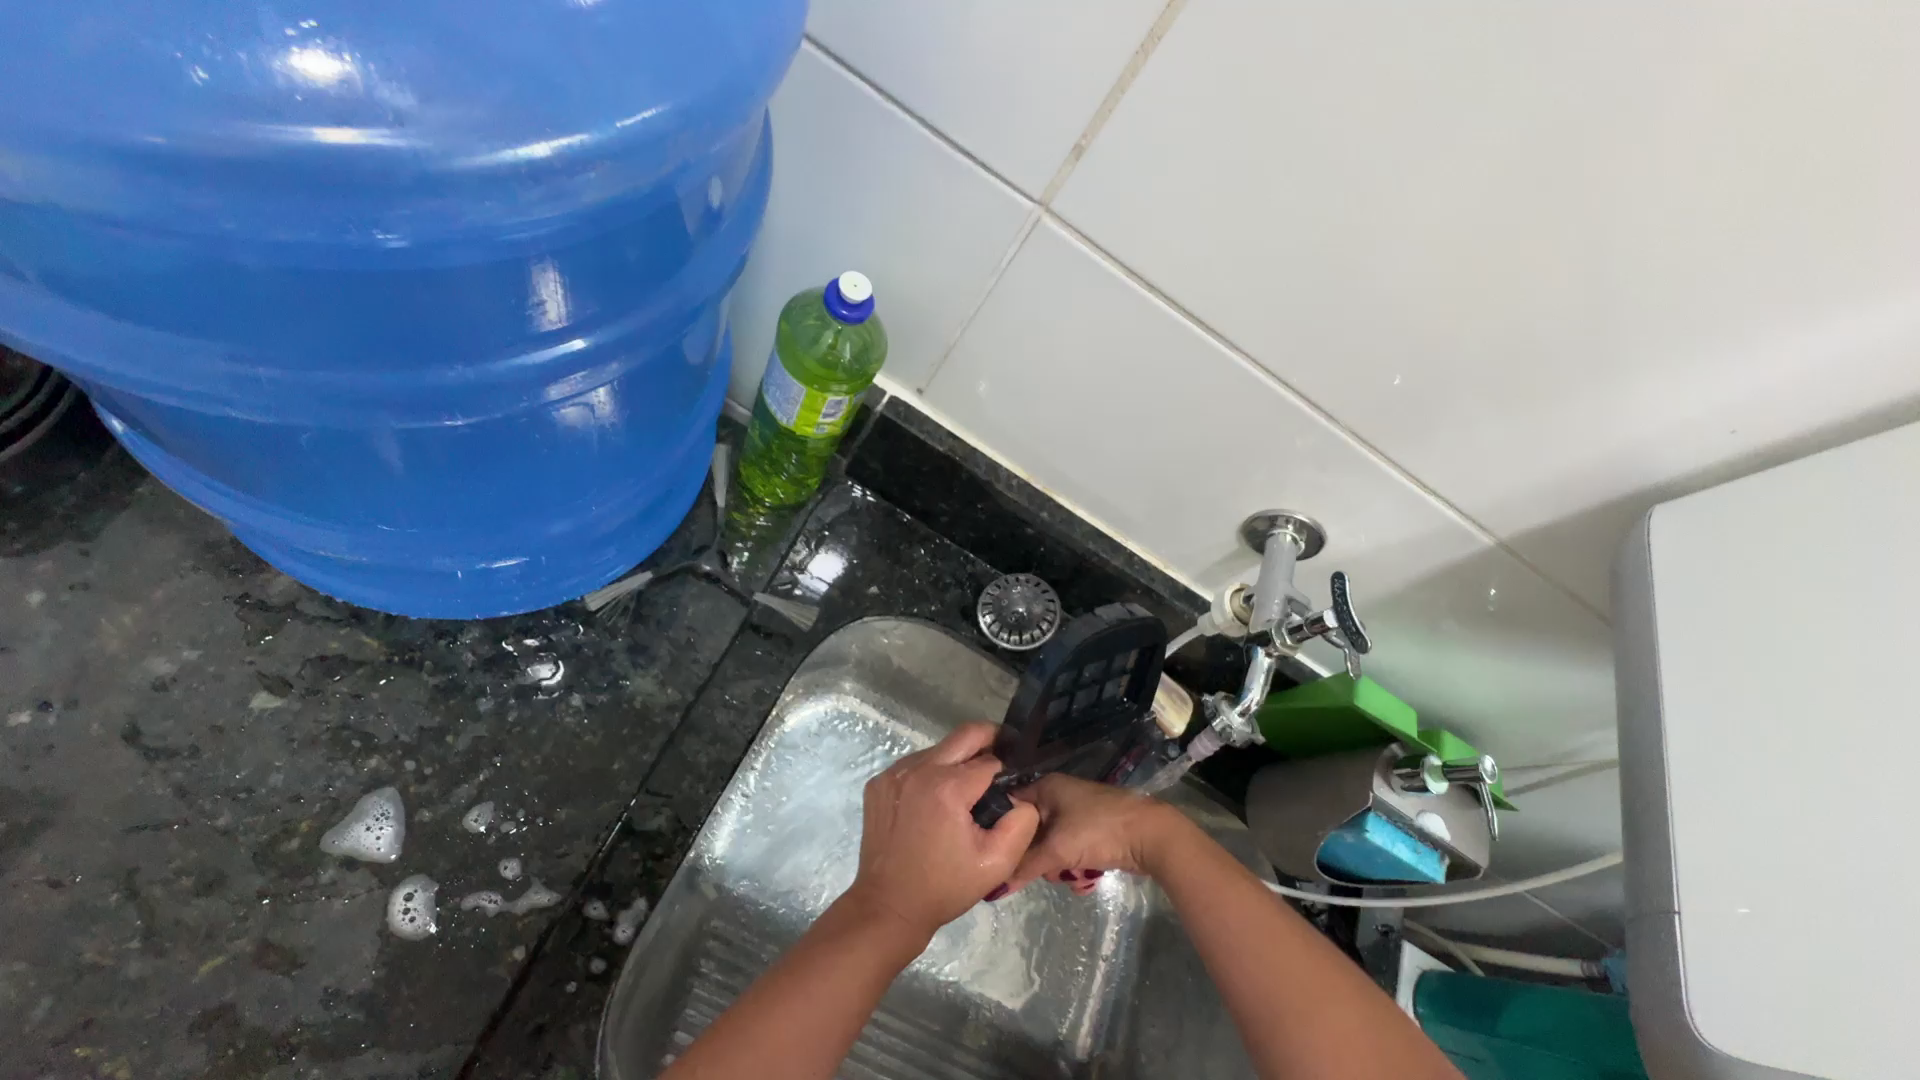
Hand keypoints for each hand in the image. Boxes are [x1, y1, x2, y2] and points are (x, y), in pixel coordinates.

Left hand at [846, 723, 1039, 940]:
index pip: (990, 760)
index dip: (1006, 772)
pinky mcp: (879, 783)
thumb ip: (1022, 821)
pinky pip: (915, 764)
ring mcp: (894, 774)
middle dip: (988, 742)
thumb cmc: (945, 887)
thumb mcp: (997, 862)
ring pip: (938, 749)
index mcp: (948, 787)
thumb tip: (1019, 794)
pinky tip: (934, 802)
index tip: (1011, 786)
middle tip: (1000, 762)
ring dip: (956, 761)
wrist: (889, 906)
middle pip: (964, 736)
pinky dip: (930, 774)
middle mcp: (918, 769)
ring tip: (964, 793)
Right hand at [1004, 774, 1188, 896]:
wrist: (1151, 835)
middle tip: (1049, 869)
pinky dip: (1077, 867)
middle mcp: (1059, 796)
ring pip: (1053, 846)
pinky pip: (1072, 852)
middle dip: (1040, 857)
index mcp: (1046, 787)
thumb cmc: (1098, 831)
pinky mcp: (1093, 832)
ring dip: (1061, 866)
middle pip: (1032, 833)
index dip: (1005, 832)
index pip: (1010, 807)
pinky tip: (1086, 880)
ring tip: (1073, 876)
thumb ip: (1025, 866)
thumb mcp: (1057, 849)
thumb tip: (998, 885)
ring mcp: (1078, 814)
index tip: (999, 855)